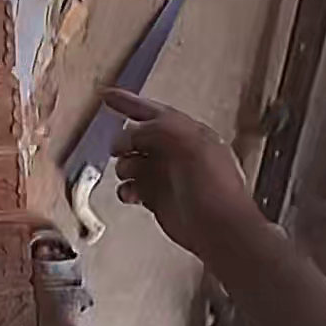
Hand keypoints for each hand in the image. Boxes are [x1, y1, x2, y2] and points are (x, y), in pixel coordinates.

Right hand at [104, 89, 262, 257]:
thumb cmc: (213, 188)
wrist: (219, 229)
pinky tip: (131, 195)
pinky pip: (130, 187)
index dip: (128, 103)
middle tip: (121, 150)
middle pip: (137, 138)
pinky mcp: (156, 197)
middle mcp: (176, 152)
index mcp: (189, 135)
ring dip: (125, 169)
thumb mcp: (191, 146)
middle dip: (124, 144)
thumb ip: (161, 130)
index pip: (154, 112)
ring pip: (130, 163)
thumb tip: (132, 131)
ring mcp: (165, 175)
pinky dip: (126, 190)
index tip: (106, 96)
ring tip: (133, 178)